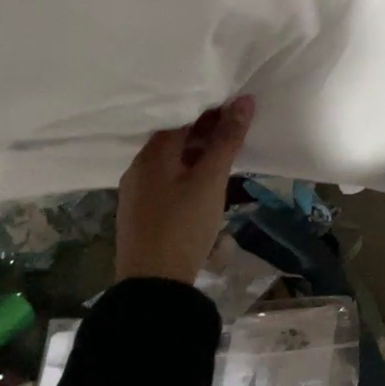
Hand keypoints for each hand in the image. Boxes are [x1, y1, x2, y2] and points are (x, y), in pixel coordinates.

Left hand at [115, 95, 256, 283]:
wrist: (153, 284)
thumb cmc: (183, 224)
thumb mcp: (211, 179)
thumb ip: (228, 138)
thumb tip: (245, 100)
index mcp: (152, 155)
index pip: (184, 115)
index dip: (213, 107)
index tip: (240, 104)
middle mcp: (140, 167)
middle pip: (178, 135)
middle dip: (209, 128)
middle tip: (242, 125)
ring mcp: (139, 190)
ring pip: (175, 157)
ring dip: (202, 149)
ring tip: (232, 148)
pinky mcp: (144, 209)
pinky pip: (171, 175)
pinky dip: (192, 168)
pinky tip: (211, 175)